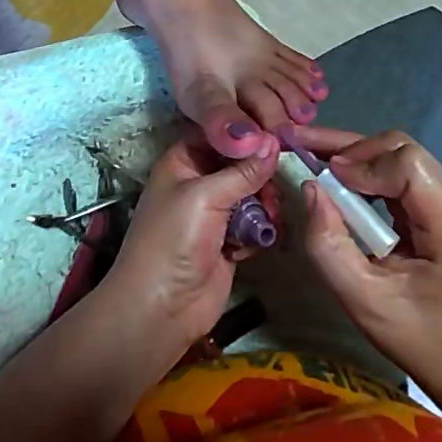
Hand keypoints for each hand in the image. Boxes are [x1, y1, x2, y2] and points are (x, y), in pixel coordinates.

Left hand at [98, 133, 278, 363]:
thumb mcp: (205, 196)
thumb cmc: (174, 240)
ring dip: (264, 205)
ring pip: (253, 194)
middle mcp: (198, 180)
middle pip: (241, 163)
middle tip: (273, 192)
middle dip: (261, 175)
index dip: (248, 133)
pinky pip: (255, 222)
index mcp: (183, 160)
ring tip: (269, 219)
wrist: (162, 308)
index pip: (220, 133)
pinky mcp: (228, 240)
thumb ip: (243, 170)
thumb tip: (273, 141)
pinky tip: (260, 241)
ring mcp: (213, 212)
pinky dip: (260, 229)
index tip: (279, 136)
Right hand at [294, 128, 441, 414]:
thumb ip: (329, 246)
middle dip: (352, 150)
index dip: (363, 165)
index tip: (325, 181)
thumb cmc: (418, 337)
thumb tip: (311, 188)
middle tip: (306, 156)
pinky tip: (339, 180)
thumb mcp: (362, 301)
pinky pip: (402, 170)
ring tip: (314, 160)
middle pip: (404, 149)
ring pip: (401, 153)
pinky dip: (367, 170)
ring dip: (356, 156)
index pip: (410, 165)